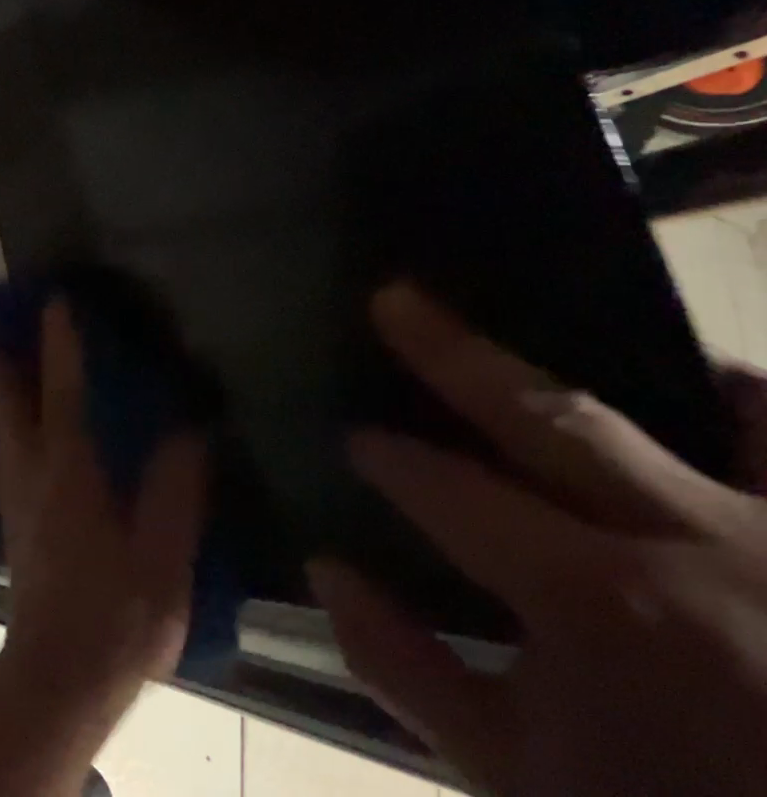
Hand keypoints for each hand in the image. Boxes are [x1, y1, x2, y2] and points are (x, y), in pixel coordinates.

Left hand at [0, 299, 209, 696]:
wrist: (60, 672)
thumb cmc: (118, 613)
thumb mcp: (164, 553)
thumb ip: (176, 488)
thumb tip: (190, 430)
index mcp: (70, 470)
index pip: (64, 392)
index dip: (60, 345)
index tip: (54, 302)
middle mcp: (31, 474)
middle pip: (5, 403)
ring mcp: (13, 501)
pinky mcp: (11, 527)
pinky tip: (0, 444)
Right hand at [313, 283, 766, 796]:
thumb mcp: (505, 767)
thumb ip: (400, 664)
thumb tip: (326, 570)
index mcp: (596, 596)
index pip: (452, 491)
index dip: (391, 459)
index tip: (357, 441)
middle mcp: (701, 540)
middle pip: (554, 415)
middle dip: (455, 353)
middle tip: (396, 300)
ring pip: (736, 409)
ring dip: (655, 364)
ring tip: (592, 327)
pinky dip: (756, 416)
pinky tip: (722, 406)